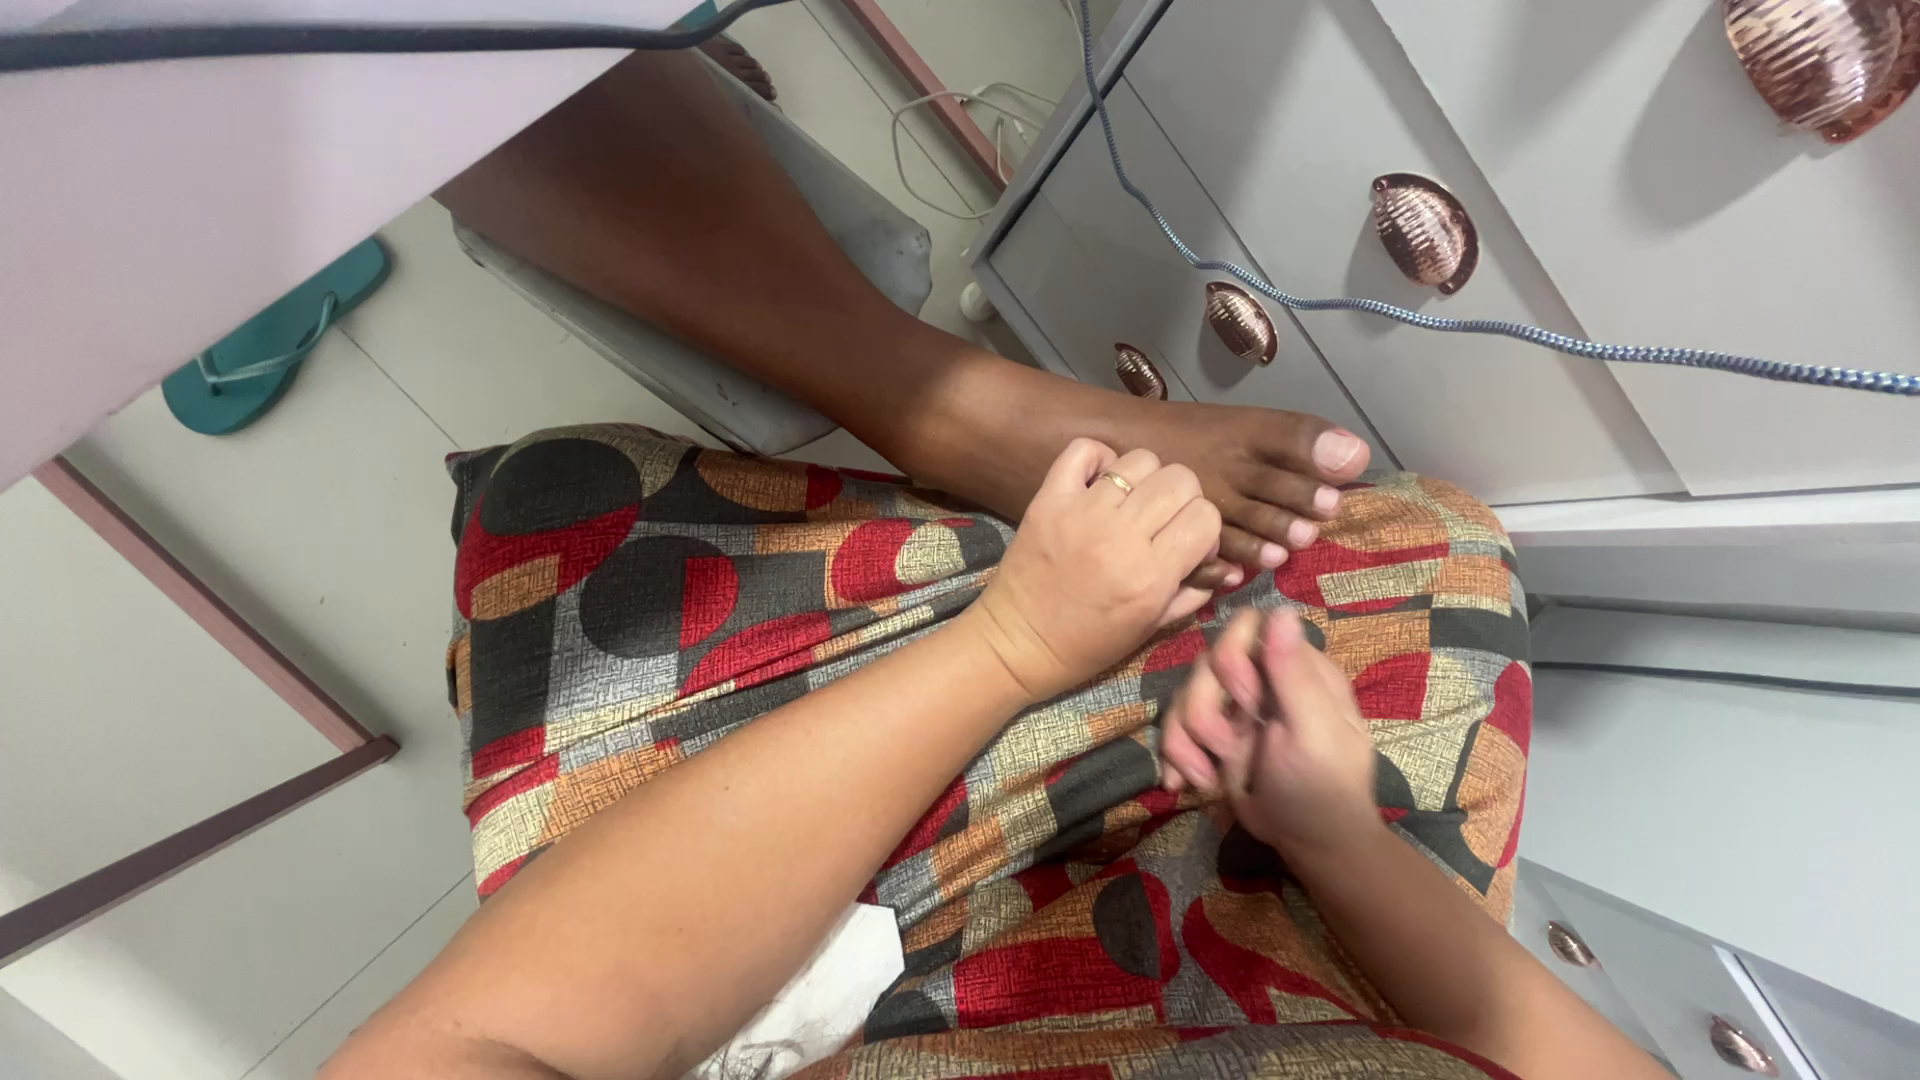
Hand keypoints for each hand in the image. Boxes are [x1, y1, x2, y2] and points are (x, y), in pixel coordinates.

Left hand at [966, 438, 1220, 701]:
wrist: (1018, 642)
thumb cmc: (1088, 644)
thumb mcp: (1150, 628)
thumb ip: (1193, 592)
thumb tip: (1229, 566)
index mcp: (1151, 575)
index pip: (1206, 516)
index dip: (1204, 528)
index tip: (1188, 544)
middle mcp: (1120, 537)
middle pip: (1180, 479)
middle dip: (1182, 499)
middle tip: (1162, 521)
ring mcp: (1081, 513)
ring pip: (1139, 460)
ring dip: (1144, 479)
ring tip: (1130, 503)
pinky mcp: (1048, 499)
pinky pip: (1083, 450)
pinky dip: (1097, 459)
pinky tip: (1097, 484)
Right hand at [1160, 606, 1380, 857]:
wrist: (1309, 845)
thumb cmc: (1324, 789)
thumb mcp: (1315, 734)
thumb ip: (1295, 674)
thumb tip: (1281, 609)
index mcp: (1294, 668)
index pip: (1245, 627)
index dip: (1232, 657)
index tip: (1246, 702)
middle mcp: (1259, 678)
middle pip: (1204, 664)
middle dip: (1206, 712)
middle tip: (1230, 748)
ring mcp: (1231, 706)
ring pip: (1181, 698)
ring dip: (1189, 743)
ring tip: (1212, 778)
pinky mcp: (1209, 735)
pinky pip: (1173, 728)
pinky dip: (1176, 758)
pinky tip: (1188, 784)